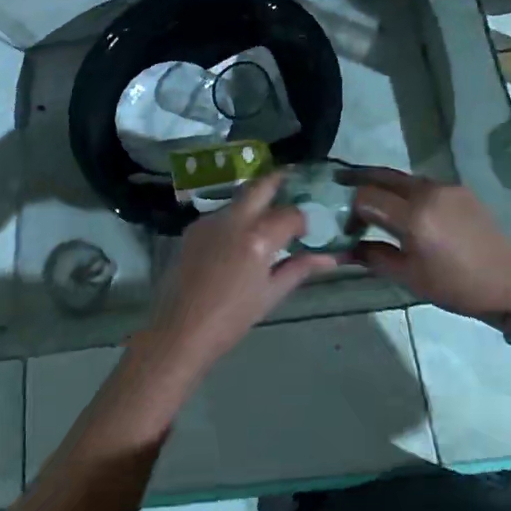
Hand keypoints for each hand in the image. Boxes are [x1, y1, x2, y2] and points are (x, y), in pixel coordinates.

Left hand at [142, 171, 337, 370]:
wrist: (182, 329)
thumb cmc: (232, 318)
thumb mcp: (271, 295)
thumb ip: (299, 269)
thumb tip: (329, 259)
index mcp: (257, 238)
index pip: (290, 214)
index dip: (303, 220)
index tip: (307, 231)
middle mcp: (233, 220)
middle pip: (259, 187)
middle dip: (277, 181)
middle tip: (292, 181)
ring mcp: (209, 221)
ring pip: (238, 200)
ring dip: (255, 202)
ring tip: (267, 217)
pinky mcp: (193, 228)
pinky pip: (221, 215)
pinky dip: (235, 219)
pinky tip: (239, 238)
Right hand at [343, 167, 510, 319]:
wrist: (510, 284)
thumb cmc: (455, 286)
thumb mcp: (408, 276)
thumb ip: (372, 256)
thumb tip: (345, 250)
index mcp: (414, 215)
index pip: (366, 197)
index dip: (351, 211)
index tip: (349, 230)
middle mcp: (428, 192)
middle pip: (382, 176)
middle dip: (358, 180)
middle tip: (338, 181)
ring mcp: (446, 187)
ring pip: (402, 177)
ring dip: (382, 184)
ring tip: (369, 197)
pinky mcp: (459, 190)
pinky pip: (422, 183)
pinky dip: (404, 190)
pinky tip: (402, 206)